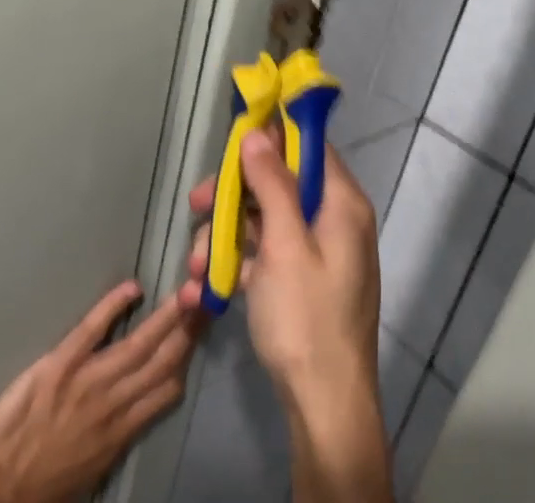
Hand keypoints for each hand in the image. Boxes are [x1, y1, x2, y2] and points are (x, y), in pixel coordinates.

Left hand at [0, 281, 197, 502]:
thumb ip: (115, 435)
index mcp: (122, 431)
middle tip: (207, 299)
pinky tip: (131, 288)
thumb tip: (132, 413)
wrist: (1, 485)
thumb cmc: (43, 482)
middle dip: (186, 331)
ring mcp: (87, 381)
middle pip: (160, 362)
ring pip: (136, 345)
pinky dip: (112, 307)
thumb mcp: (94, 467)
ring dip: (165, 318)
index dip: (186, 361)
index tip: (200, 335)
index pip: (166, 391)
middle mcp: (114, 404)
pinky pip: (90, 330)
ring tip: (186, 293)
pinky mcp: (58, 365)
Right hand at [180, 128, 380, 390]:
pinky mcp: (296, 280)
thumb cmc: (305, 318)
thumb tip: (258, 133)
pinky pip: (260, 255)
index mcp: (340, 206)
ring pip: (260, 221)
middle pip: (275, 183)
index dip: (271, 134)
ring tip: (194, 268)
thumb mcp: (284, 246)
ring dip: (222, 237)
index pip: (309, 146)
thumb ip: (273, 185)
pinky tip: (201, 288)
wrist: (322, 402)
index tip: (231, 132)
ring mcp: (313, 253)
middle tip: (197, 204)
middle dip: (232, 195)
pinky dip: (232, 264)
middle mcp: (331, 222)